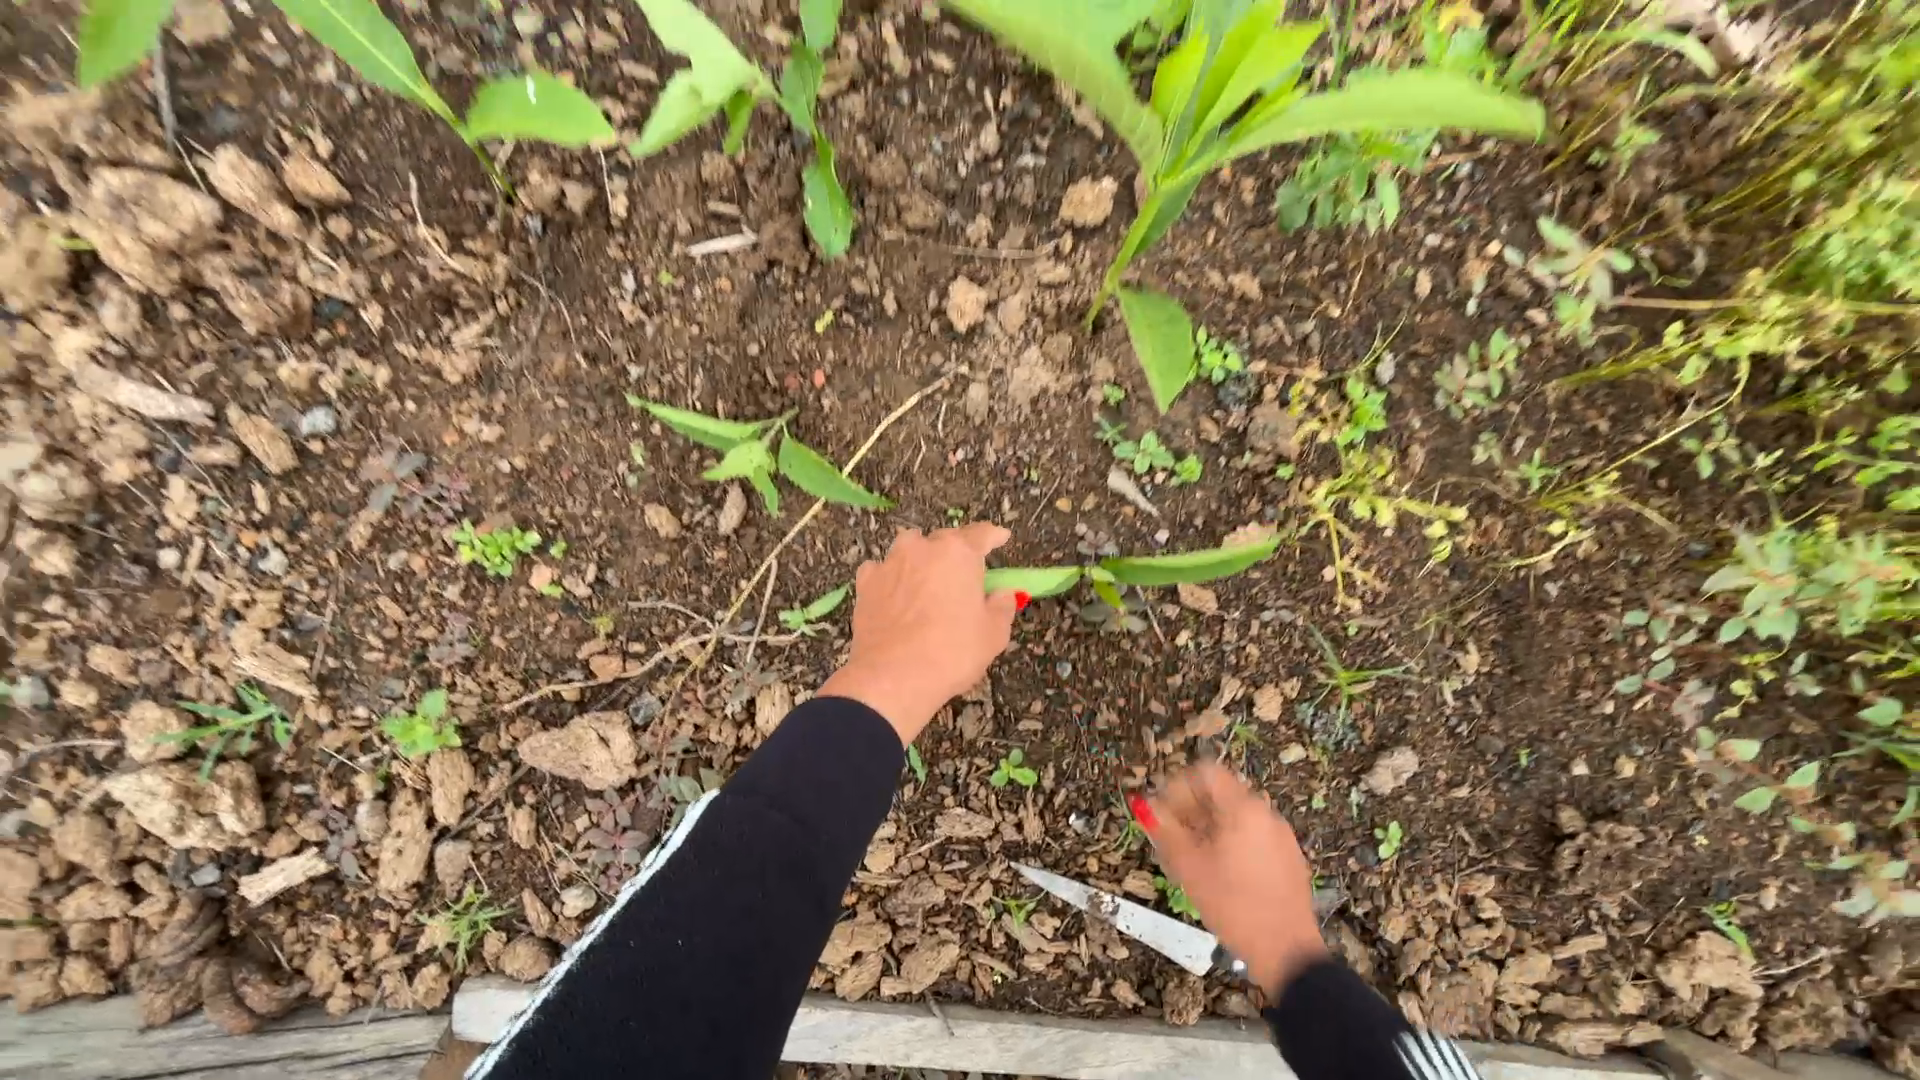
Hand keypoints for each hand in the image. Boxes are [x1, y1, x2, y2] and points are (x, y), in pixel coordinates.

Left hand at [818, 522, 1020, 744]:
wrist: (892, 677)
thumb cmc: (952, 653)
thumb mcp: (993, 634)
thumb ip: (1002, 606)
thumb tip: (1002, 593)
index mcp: (958, 554)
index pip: (981, 534)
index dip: (994, 535)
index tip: (1001, 537)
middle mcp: (922, 549)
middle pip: (945, 540)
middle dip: (957, 552)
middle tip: (964, 574)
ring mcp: (890, 563)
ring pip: (910, 549)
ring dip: (921, 558)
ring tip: (926, 580)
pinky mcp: (866, 583)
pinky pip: (882, 570)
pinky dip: (891, 577)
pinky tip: (895, 595)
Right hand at [1138, 763, 1328, 998]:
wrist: (1286, 951)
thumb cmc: (1232, 905)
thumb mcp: (1188, 868)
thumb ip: (1164, 830)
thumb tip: (1147, 806)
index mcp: (1243, 809)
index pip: (1207, 772)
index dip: (1179, 786)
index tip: (1164, 811)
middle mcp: (1266, 814)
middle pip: (1222, 793)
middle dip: (1192, 809)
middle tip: (1173, 836)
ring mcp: (1282, 836)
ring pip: (1237, 816)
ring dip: (1211, 827)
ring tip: (1195, 857)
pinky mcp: (1290, 858)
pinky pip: (1254, 835)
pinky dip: (1233, 842)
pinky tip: (1222, 873)